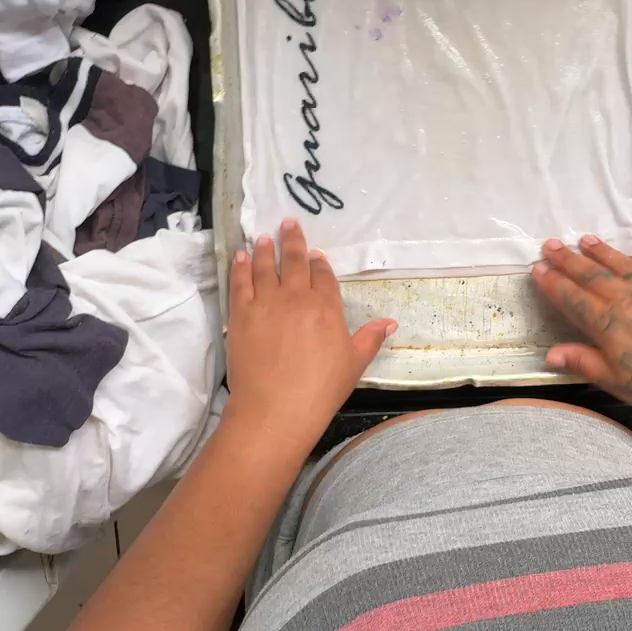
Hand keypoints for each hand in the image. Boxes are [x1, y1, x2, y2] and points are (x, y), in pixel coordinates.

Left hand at [225, 219, 395, 447]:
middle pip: (295, 261)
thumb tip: (391, 322)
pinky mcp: (241, 314)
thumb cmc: (321, 389)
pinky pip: (240, 283)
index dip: (320, 263)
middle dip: (293, 241)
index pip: (323, 275)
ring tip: (264, 237)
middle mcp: (296, 297)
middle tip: (289, 223)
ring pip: (266, 267)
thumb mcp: (354, 364)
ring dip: (266, 249)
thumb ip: (370, 339)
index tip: (316, 255)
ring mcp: (266, 303)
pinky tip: (241, 257)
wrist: (277, 408)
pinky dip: (241, 267)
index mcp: (326, 307)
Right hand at [530, 235, 631, 432]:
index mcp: (606, 323)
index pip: (571, 297)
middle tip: (550, 245)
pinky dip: (629, 258)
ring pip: (617, 263)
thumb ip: (583, 362)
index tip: (537, 269)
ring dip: (597, 251)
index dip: (553, 282)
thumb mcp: (617, 382)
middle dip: (567, 259)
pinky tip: (624, 256)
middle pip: (590, 273)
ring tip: (581, 240)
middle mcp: (625, 299)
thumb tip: (551, 354)